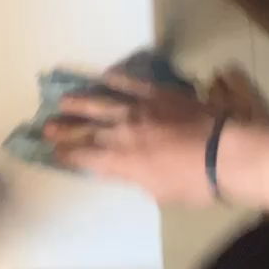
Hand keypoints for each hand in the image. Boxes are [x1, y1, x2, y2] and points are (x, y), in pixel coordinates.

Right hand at [43, 70, 231, 205]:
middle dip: (66, 128)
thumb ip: (136, 176)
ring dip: (82, 101)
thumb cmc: (193, 183)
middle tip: (47, 125)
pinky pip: (132, 82)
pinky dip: (116, 78)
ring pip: (103, 101)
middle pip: (88, 128)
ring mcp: (140, 108)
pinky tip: (104, 75)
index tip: (53, 151)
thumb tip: (125, 167)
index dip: (68, 155)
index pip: (87, 158)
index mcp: (122, 161)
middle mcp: (124, 132)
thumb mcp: (158, 192)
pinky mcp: (158, 92)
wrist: (221, 152)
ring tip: (64, 99)